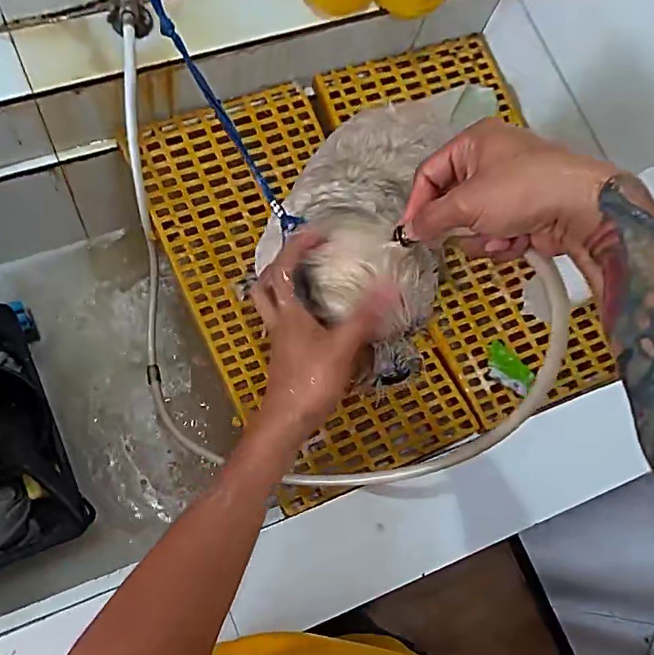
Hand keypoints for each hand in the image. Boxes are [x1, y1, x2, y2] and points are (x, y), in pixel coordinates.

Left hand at [245, 227, 393, 443]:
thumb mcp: (342, 347)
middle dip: (279, 266)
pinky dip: (298, 316)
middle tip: (301, 258)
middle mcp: (278, 323)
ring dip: (284, 291)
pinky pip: (287, 328)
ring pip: (272, 308)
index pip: (283, 268)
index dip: (297, 246)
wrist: (288, 421)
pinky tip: (319, 323)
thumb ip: (364, 317)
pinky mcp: (287, 359)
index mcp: (287, 313)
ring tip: (309, 284)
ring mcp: (280, 342)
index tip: (318, 233)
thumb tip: (388, 286)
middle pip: (265, 286)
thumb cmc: (310, 383)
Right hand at [401, 121, 618, 262]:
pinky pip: (499, 233)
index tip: (412, 231)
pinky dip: (504, 242)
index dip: (419, 203)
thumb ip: (432, 218)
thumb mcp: (467, 203)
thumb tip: (410, 229)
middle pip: (454, 203)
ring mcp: (511, 189)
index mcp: (475, 142)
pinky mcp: (526, 213)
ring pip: (476, 224)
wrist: (576, 208)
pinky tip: (518, 241)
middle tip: (466, 234)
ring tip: (500, 236)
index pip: (431, 173)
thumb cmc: (520, 191)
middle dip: (461, 226)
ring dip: (484, 238)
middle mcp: (492, 160)